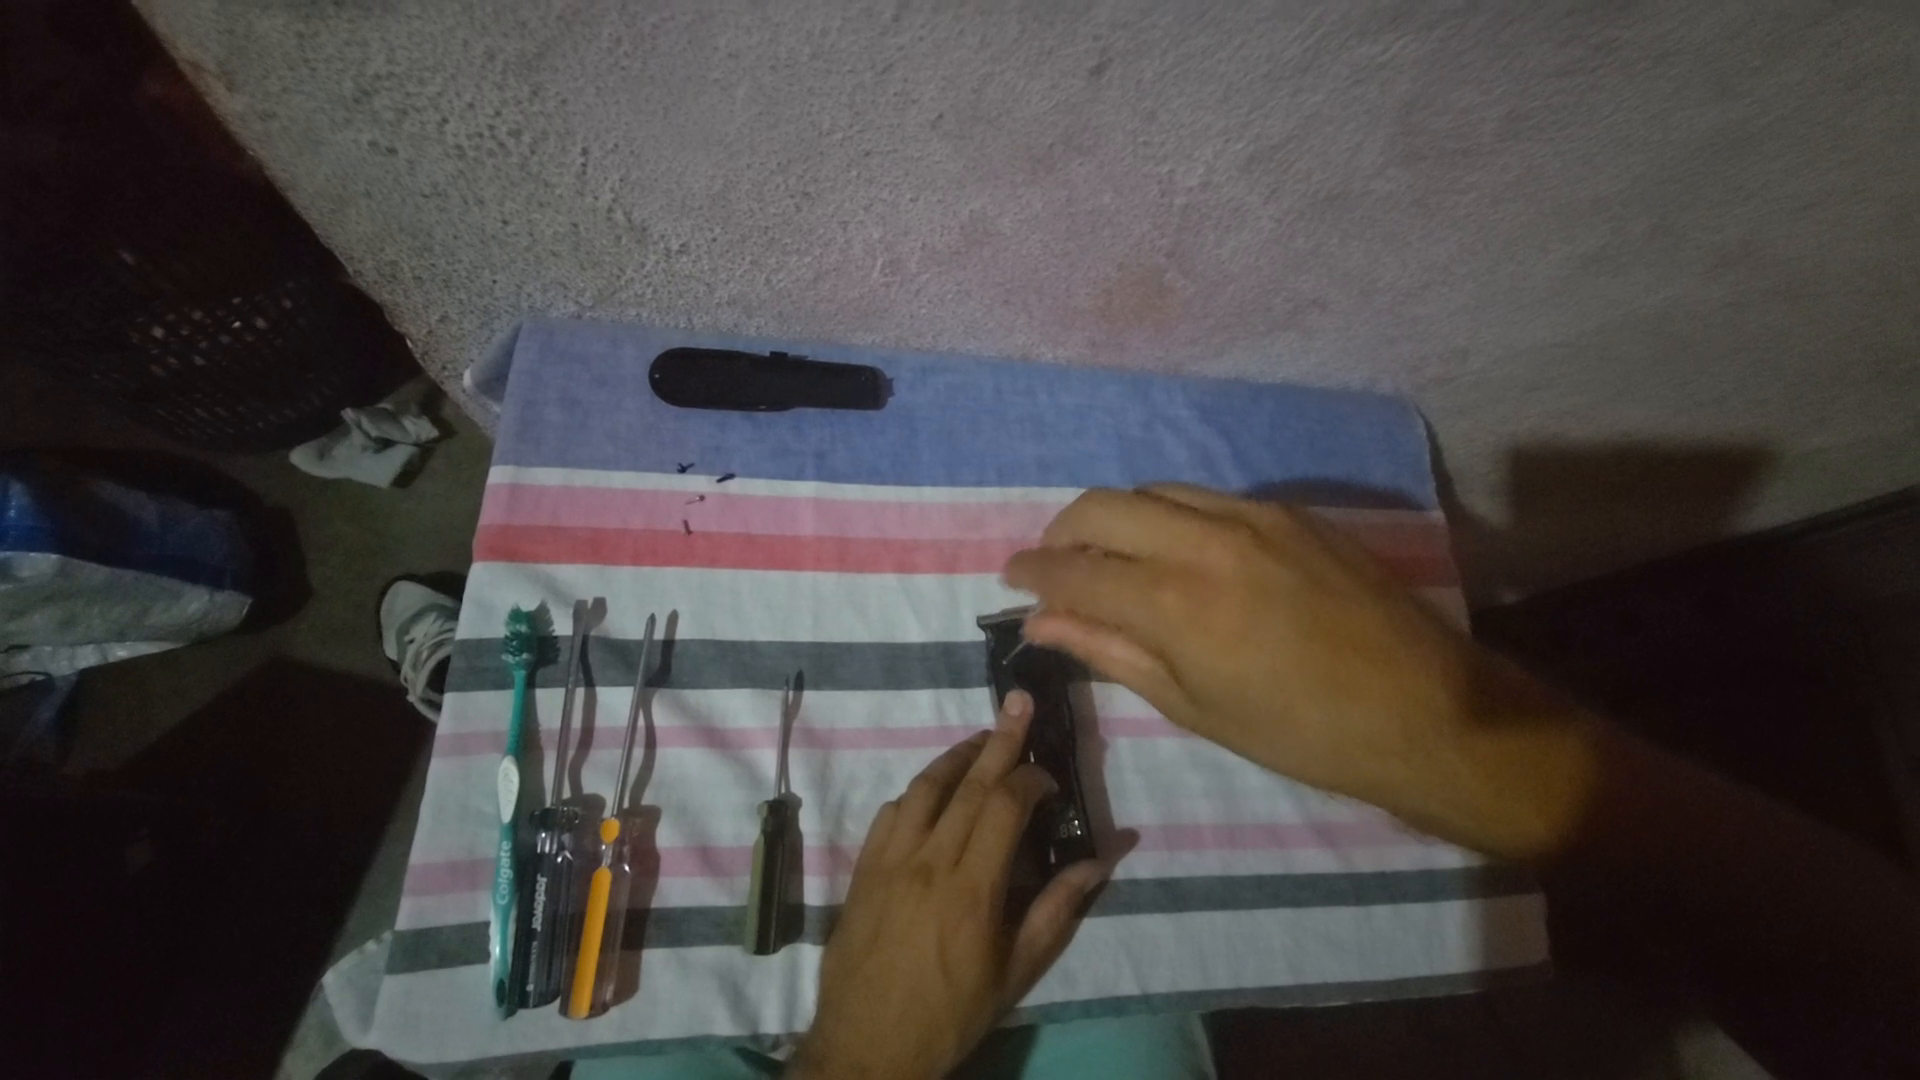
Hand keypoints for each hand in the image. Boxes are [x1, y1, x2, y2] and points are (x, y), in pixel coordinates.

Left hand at [790, 691, 1109, 1079]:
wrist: (866, 1047)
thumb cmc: (950, 1014)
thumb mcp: (1016, 973)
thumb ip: (1056, 909)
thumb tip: (1098, 860)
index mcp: (971, 889)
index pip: (1003, 806)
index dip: (1029, 779)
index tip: (1048, 775)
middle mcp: (929, 861)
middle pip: (968, 785)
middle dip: (999, 740)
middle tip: (1018, 702)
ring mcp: (890, 860)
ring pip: (925, 789)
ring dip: (956, 757)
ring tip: (982, 738)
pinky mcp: (863, 867)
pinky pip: (891, 812)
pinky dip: (918, 791)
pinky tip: (933, 788)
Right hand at [1003, 484, 1598, 858]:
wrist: (1427, 712)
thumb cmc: (1298, 732)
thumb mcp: (1191, 704)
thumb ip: (1109, 650)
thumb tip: (1043, 622)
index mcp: (1176, 603)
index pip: (1076, 569)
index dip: (1033, 572)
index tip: (1010, 578)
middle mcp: (1206, 541)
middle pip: (1102, 506)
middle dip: (1061, 531)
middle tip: (1053, 565)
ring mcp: (1252, 517)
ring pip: (1152, 491)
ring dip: (1113, 518)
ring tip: (1108, 556)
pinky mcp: (1289, 513)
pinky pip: (1203, 497)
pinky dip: (1166, 516)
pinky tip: (1173, 551)